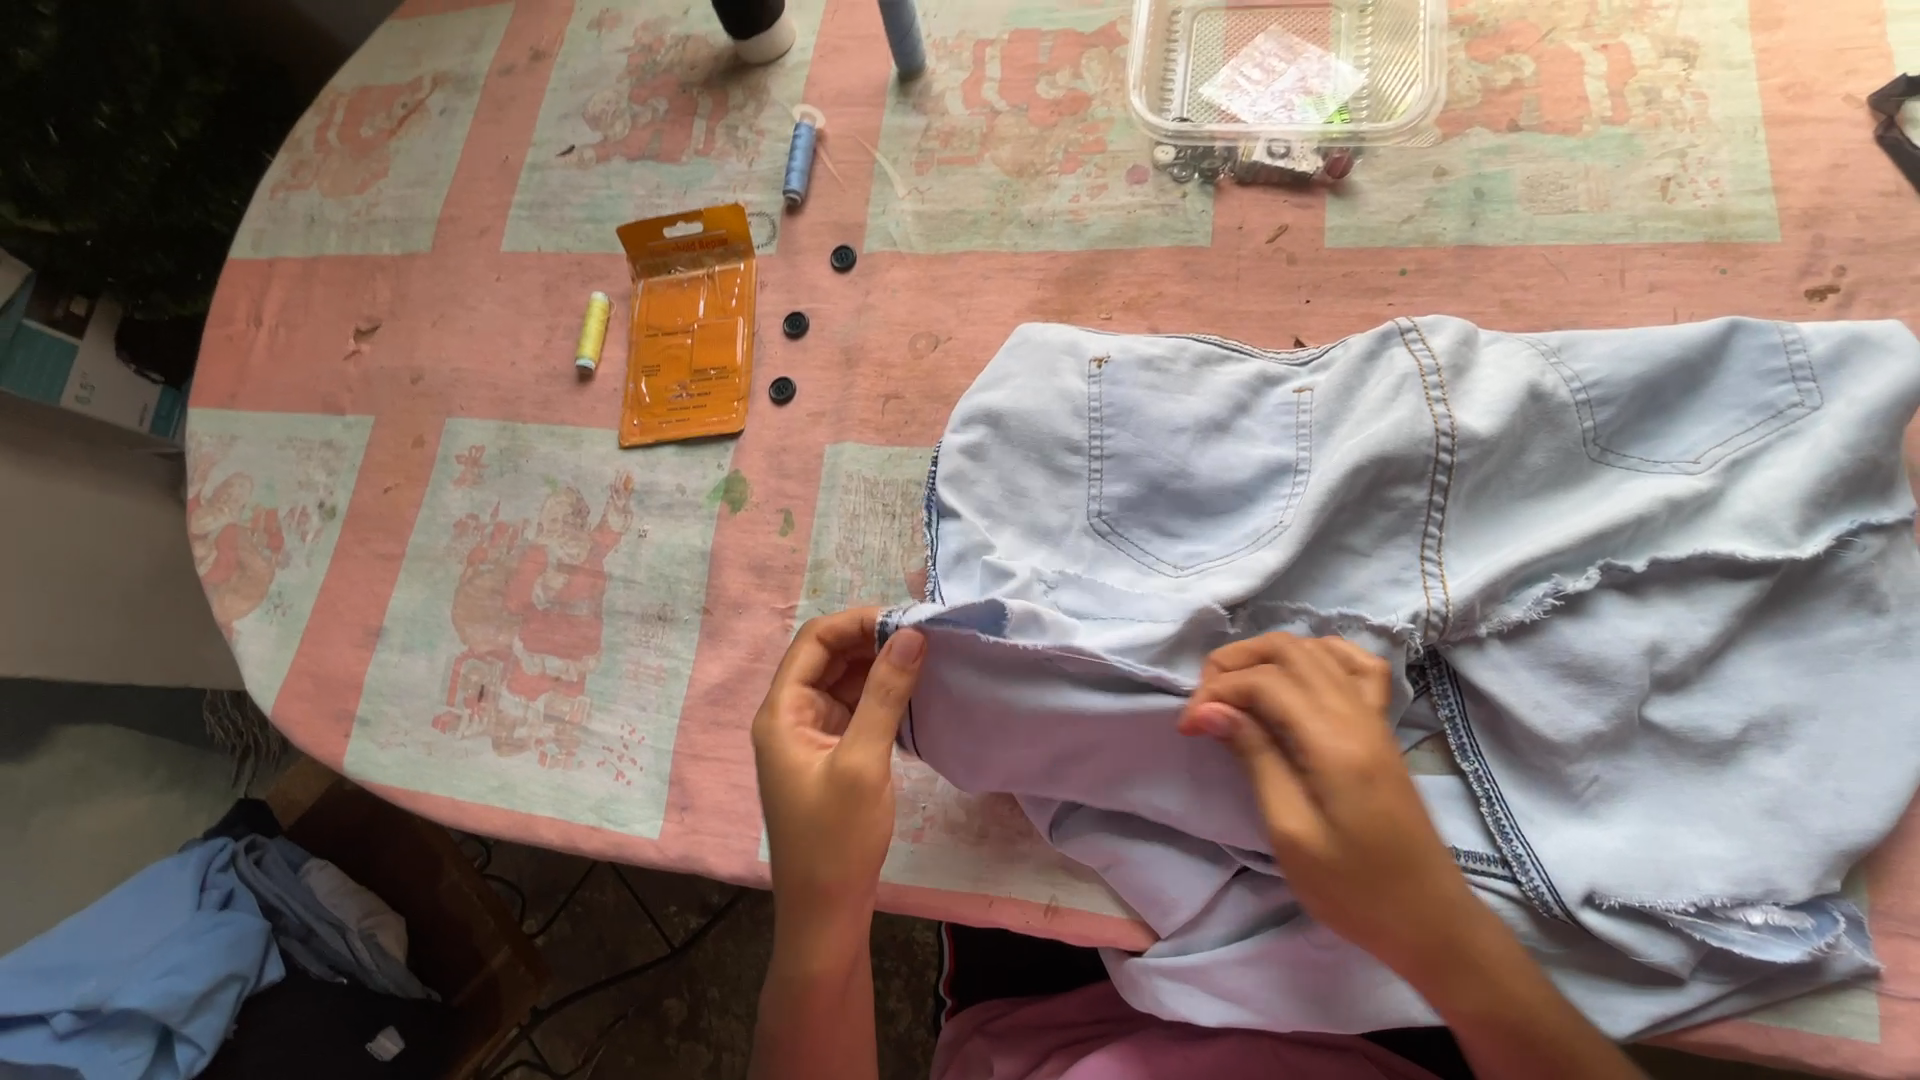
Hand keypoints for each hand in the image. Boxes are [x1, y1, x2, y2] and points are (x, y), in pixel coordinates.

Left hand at [752, 608, 926, 929]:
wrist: (826, 912)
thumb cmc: (836, 840)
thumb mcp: (864, 762)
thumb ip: (886, 695)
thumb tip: (912, 636)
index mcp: (781, 712)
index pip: (814, 641)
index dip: (856, 623)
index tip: (905, 620)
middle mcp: (790, 715)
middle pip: (828, 657)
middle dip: (871, 640)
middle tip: (924, 636)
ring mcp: (811, 736)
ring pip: (844, 681)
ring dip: (879, 666)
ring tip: (925, 656)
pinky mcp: (832, 754)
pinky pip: (855, 707)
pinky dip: (881, 694)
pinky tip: (914, 690)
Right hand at [1178, 633, 1484, 982]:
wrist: (1429, 920)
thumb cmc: (1353, 890)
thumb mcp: (1291, 831)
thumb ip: (1254, 757)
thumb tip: (1210, 709)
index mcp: (1334, 743)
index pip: (1263, 682)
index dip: (1215, 694)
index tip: (1187, 728)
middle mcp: (1357, 715)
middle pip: (1287, 650)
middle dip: (1233, 664)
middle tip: (1204, 704)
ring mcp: (1374, 718)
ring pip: (1315, 650)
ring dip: (1266, 658)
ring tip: (1235, 693)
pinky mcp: (1382, 728)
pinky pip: (1355, 666)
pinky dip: (1319, 656)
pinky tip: (1296, 677)